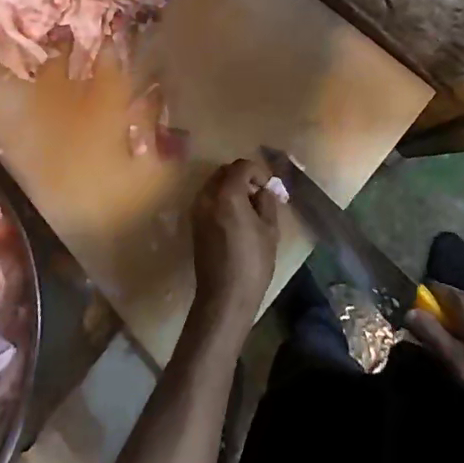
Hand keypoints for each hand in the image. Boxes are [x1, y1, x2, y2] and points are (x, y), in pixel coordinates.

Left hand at [188, 158, 281, 328]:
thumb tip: (262, 190)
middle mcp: (207, 196)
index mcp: (227, 194)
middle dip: (243, 177)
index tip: (268, 188)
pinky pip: (208, 199)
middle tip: (259, 195)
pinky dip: (221, 199)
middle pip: (224, 172)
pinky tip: (235, 218)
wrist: (225, 296)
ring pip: (214, 184)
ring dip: (231, 187)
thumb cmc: (253, 262)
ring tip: (248, 207)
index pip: (242, 166)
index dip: (258, 172)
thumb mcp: (269, 229)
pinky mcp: (193, 223)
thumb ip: (266, 201)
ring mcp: (197, 210)